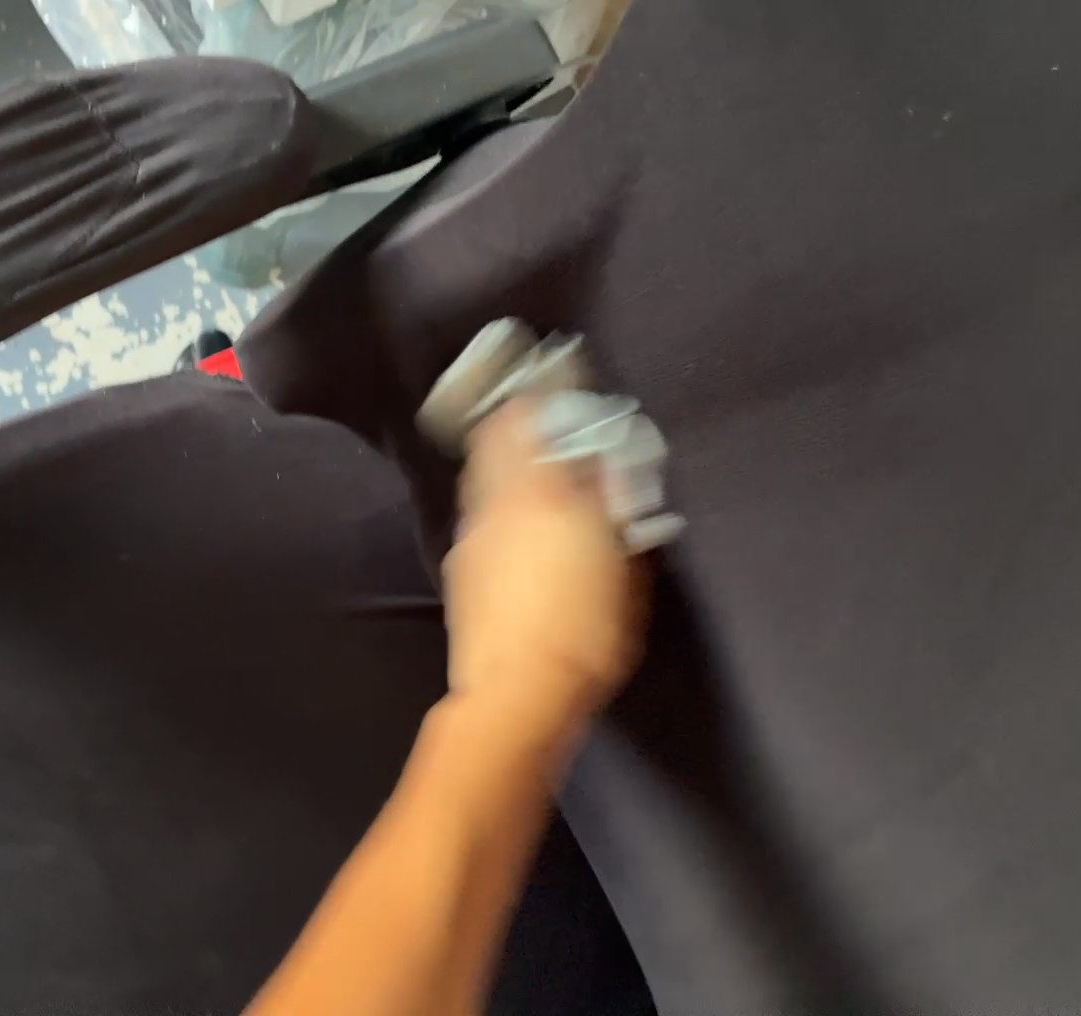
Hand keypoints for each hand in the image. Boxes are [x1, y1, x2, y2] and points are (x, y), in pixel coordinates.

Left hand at [442, 398, 649, 727]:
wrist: (514, 691)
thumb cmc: (583, 638)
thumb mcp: (622, 577)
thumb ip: (617, 518)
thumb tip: (611, 480)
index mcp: (547, 498)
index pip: (535, 423)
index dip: (544, 398)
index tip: (559, 389)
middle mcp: (501, 503)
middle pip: (495, 437)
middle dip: (516, 419)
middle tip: (540, 418)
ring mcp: (472, 531)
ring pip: (481, 473)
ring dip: (501, 458)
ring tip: (528, 467)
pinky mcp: (458, 560)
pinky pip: (476, 511)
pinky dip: (493, 500)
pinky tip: (512, 522)